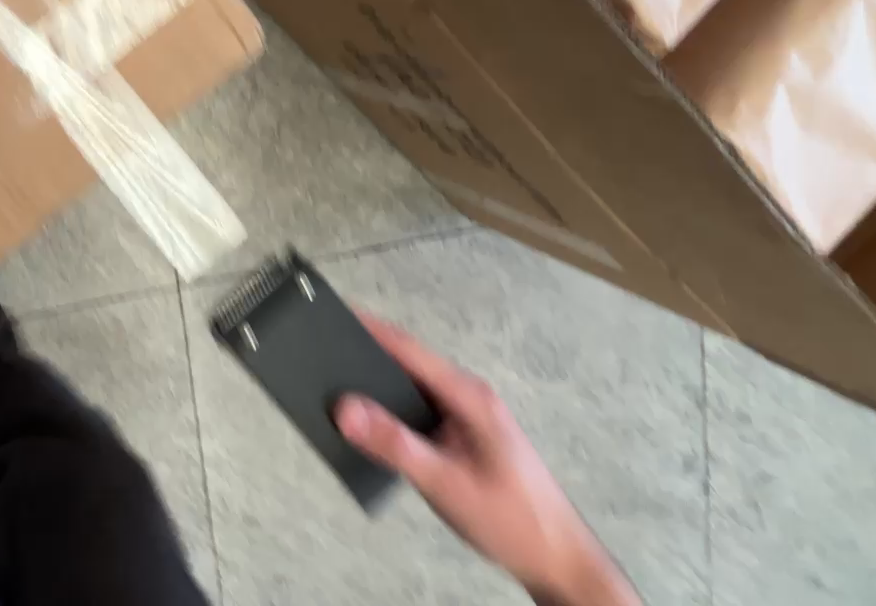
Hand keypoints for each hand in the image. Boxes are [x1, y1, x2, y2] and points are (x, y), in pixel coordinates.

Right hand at [335, 318, 639, 605]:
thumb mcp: (446, 483)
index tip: (326, 311)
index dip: (366, 326)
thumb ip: (393, 444)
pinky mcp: (458, 433)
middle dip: (360, 351)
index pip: (406, 347)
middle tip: (314, 347)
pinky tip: (360, 419)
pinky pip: (412, 406)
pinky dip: (384, 405)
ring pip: (406, 384)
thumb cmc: (512, 520)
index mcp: (467, 395)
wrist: (562, 564)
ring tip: (326, 380)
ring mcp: (463, 414)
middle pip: (403, 360)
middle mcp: (465, 395)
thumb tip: (342, 407)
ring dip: (371, 381)